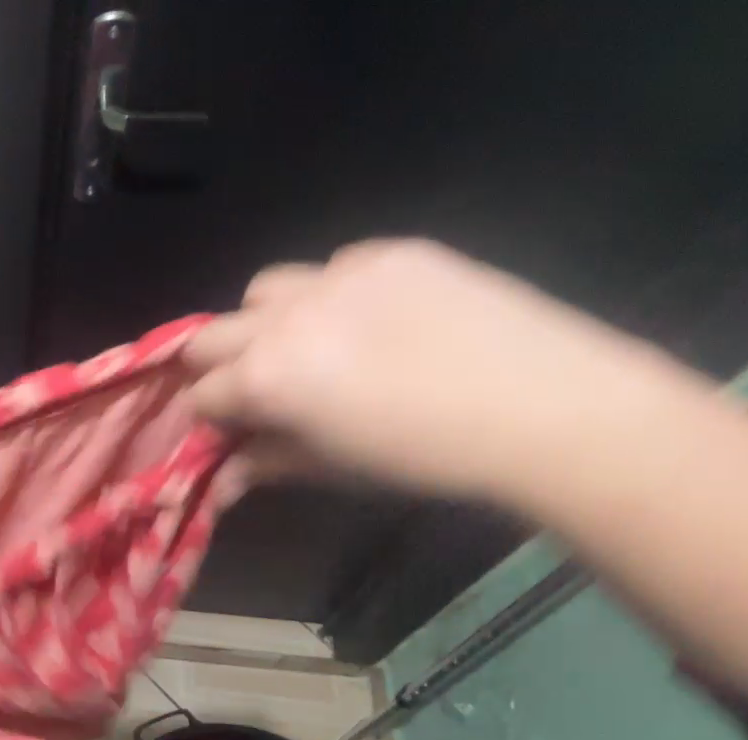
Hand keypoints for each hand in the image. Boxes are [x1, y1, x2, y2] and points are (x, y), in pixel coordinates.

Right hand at [181, 239, 700, 506]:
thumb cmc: (423, 457)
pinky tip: (370, 322)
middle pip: (210, 336)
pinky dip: (331, 295)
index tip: (230, 430)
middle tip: (255, 391)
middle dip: (219, 367)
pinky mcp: (389, 253)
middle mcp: (285, 319)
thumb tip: (222, 479)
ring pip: (263, 291)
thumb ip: (265, 463)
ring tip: (306, 346)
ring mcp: (337, 277)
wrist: (547, 409)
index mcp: (264, 378)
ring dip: (265, 322)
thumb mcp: (331, 469)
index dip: (209, 416)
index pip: (201, 393)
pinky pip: (332, 268)